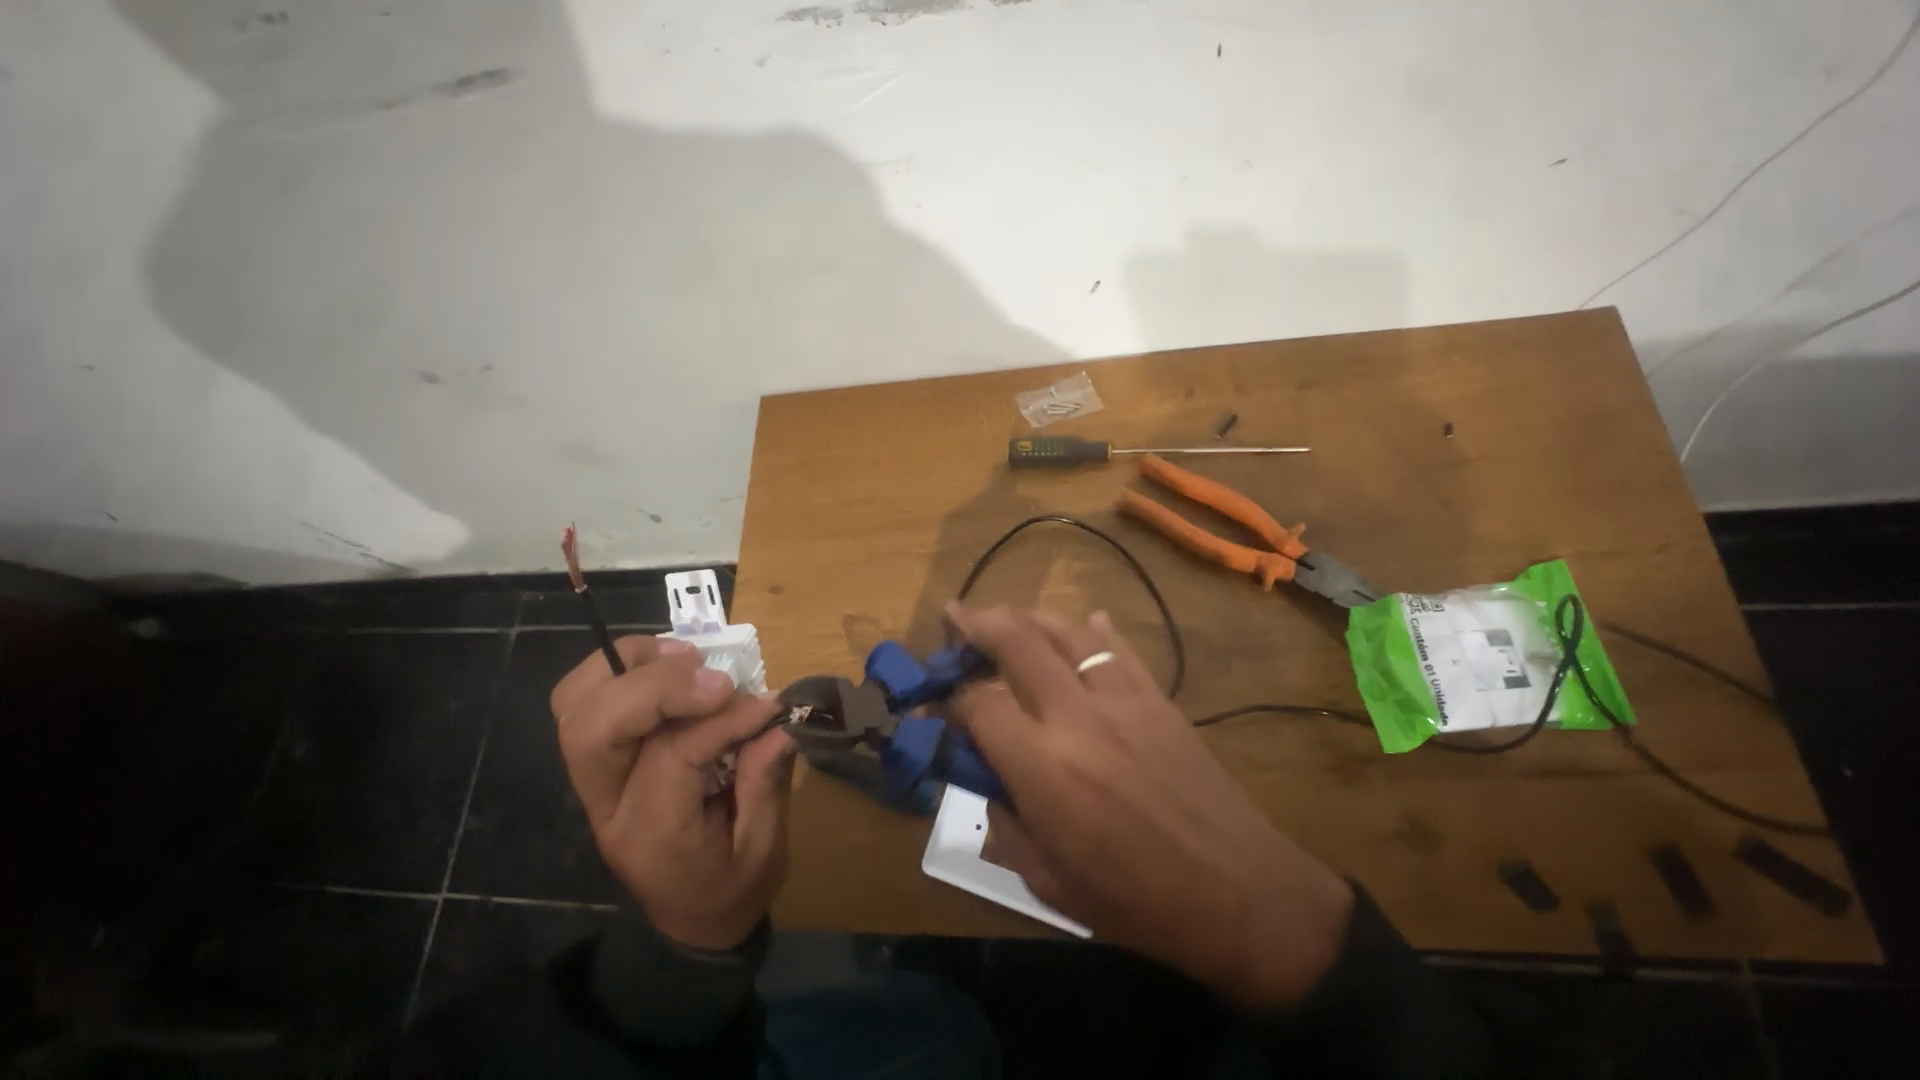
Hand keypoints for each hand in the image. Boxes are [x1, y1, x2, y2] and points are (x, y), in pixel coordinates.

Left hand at [549, 636, 797, 950]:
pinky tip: (671, 664)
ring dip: (628, 666)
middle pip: (593, 728)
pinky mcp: (598, 763)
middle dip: (655, 686)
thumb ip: (765, 782)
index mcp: (652, 835)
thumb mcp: (764, 849)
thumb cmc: (732, 890)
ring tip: (688, 657)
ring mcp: (593, 783)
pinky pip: (585, 701)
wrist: (690, 923)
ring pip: (575, 705)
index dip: (722, 720)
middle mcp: (608, 806)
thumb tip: (780, 719)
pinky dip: (622, 669)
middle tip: (718, 680)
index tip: (768, 706)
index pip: (670, 756)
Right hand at [946, 604, 1353, 1009]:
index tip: (927, 702)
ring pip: (1066, 632)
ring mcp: (1123, 700)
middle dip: (976, 624)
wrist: (1236, 890)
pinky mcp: (1159, 699)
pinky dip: (1093, 631)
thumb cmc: (1134, 901)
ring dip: (1028, 617)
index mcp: (1042, 767)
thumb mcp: (1046, 880)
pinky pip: (1119, 649)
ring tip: (1006, 616)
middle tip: (953, 617)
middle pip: (1016, 642)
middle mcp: (1077, 717)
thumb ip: (1005, 821)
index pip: (976, 704)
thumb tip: (987, 777)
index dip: (943, 698)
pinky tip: (1084, 622)